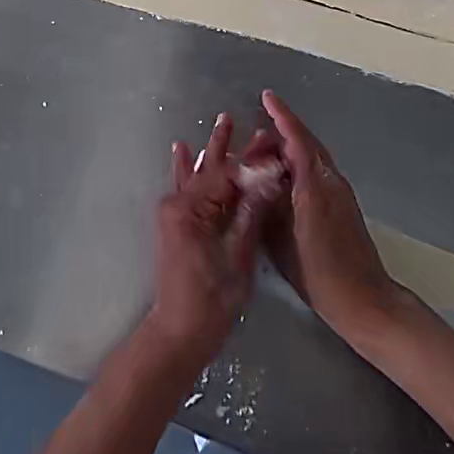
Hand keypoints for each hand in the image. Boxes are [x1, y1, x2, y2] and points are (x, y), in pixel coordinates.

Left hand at [147, 114, 278, 357]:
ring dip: (214, 151)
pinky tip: (181, 147)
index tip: (277, 148)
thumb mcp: (239, 257)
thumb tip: (271, 177)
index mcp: (192, 210)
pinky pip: (183, 187)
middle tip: (255, 126)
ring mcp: (175, 212)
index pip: (229, 175)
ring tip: (224, 121)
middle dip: (234, 148)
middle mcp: (179, 203)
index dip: (256, 162)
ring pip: (199, 173)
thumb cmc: (211, 300)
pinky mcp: (176, 222)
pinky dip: (185, 167)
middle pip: (213, 169)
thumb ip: (251, 214)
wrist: (178, 333)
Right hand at [258, 90, 402, 335]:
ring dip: (289, 151)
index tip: (266, 97)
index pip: (298, 140)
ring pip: (312, 158)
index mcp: (315, 186)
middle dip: (280, 134)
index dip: (282, 116)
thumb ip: (270, 206)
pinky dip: (297, 167)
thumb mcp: (284, 242)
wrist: (365, 299)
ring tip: (261, 157)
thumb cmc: (321, 275)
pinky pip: (316, 173)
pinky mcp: (342, 204)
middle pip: (306, 144)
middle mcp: (330, 181)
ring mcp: (339, 192)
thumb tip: (257, 178)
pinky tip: (282, 180)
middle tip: (252, 140)